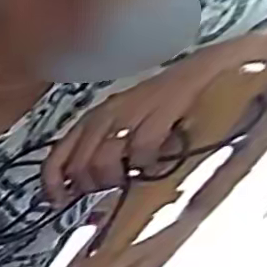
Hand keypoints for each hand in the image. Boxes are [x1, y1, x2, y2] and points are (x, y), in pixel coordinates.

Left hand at [37, 33, 266, 205]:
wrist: (215, 65)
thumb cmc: (161, 103)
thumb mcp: (117, 127)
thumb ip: (93, 152)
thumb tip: (72, 187)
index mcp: (87, 121)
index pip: (55, 159)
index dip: (51, 186)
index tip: (58, 201)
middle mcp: (104, 115)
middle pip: (79, 165)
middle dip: (90, 183)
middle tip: (109, 185)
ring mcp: (133, 110)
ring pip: (102, 160)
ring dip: (114, 176)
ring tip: (130, 175)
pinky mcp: (164, 106)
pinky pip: (141, 146)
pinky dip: (143, 161)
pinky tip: (152, 163)